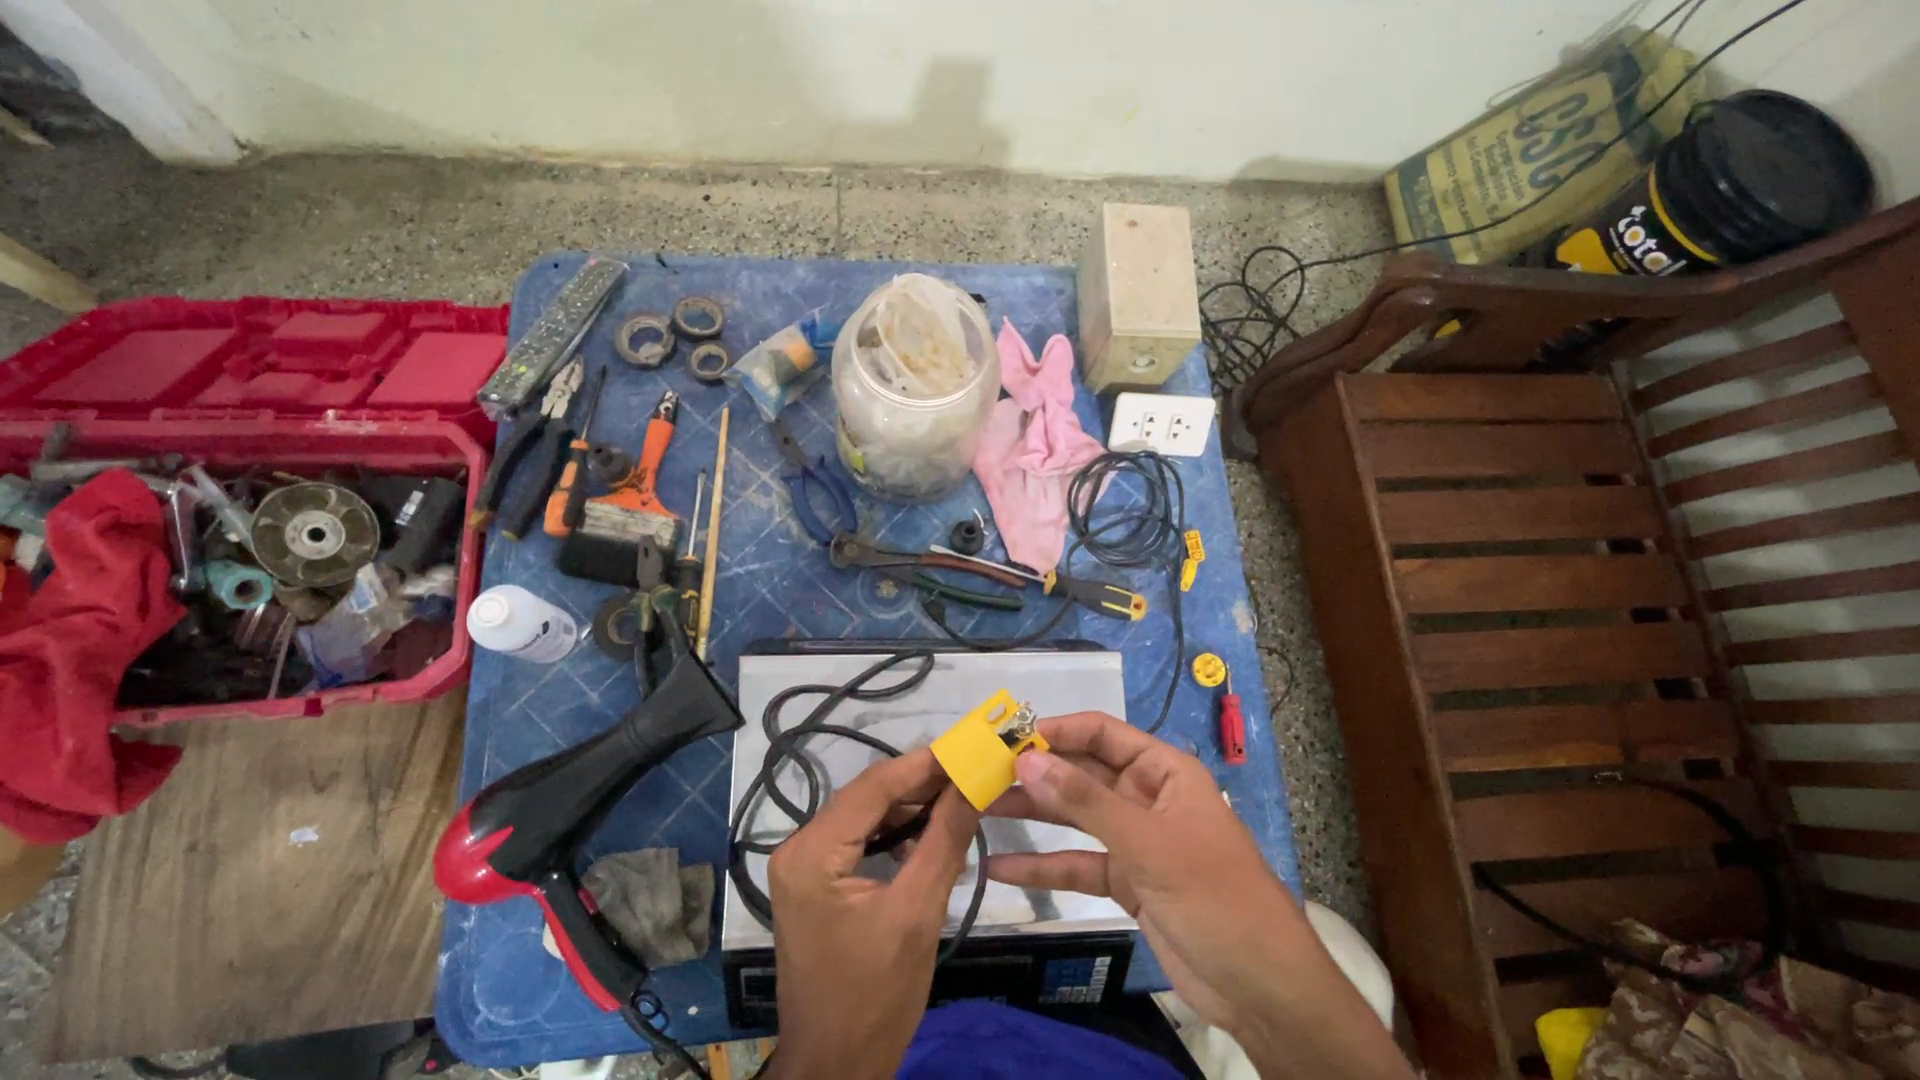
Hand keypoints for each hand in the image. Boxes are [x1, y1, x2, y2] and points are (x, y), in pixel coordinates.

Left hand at [765, 749, 980, 1079]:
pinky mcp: (813, 885)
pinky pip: (856, 842)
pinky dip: (892, 833)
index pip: (873, 787)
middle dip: (919, 784)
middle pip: (865, 798)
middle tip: (971, 769)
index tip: (968, 747)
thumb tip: (972, 783)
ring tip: (958, 793)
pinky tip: (927, 829)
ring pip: (863, 817)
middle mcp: (797, 849)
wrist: (836, 1063)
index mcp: (812, 853)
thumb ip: (944, 839)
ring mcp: (801, 868)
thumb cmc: (877, 994)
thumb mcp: (918, 912)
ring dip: (909, 807)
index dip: (923, 764)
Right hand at [986, 712, 1412, 1078]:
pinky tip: (1000, 868)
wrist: (1261, 986)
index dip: (1055, 732)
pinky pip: (1079, 866)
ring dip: (1032, 816)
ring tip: (977, 810)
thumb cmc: (1215, 896)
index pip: (1101, 735)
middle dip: (1035, 774)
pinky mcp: (1127, 884)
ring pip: (1075, 820)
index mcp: (1164, 772)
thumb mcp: (1149, 844)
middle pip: (1082, 775)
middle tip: (978, 776)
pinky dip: (1044, 867)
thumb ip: (1086, 803)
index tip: (1004, 739)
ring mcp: (1136, 843)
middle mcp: (1147, 799)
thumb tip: (1028, 759)